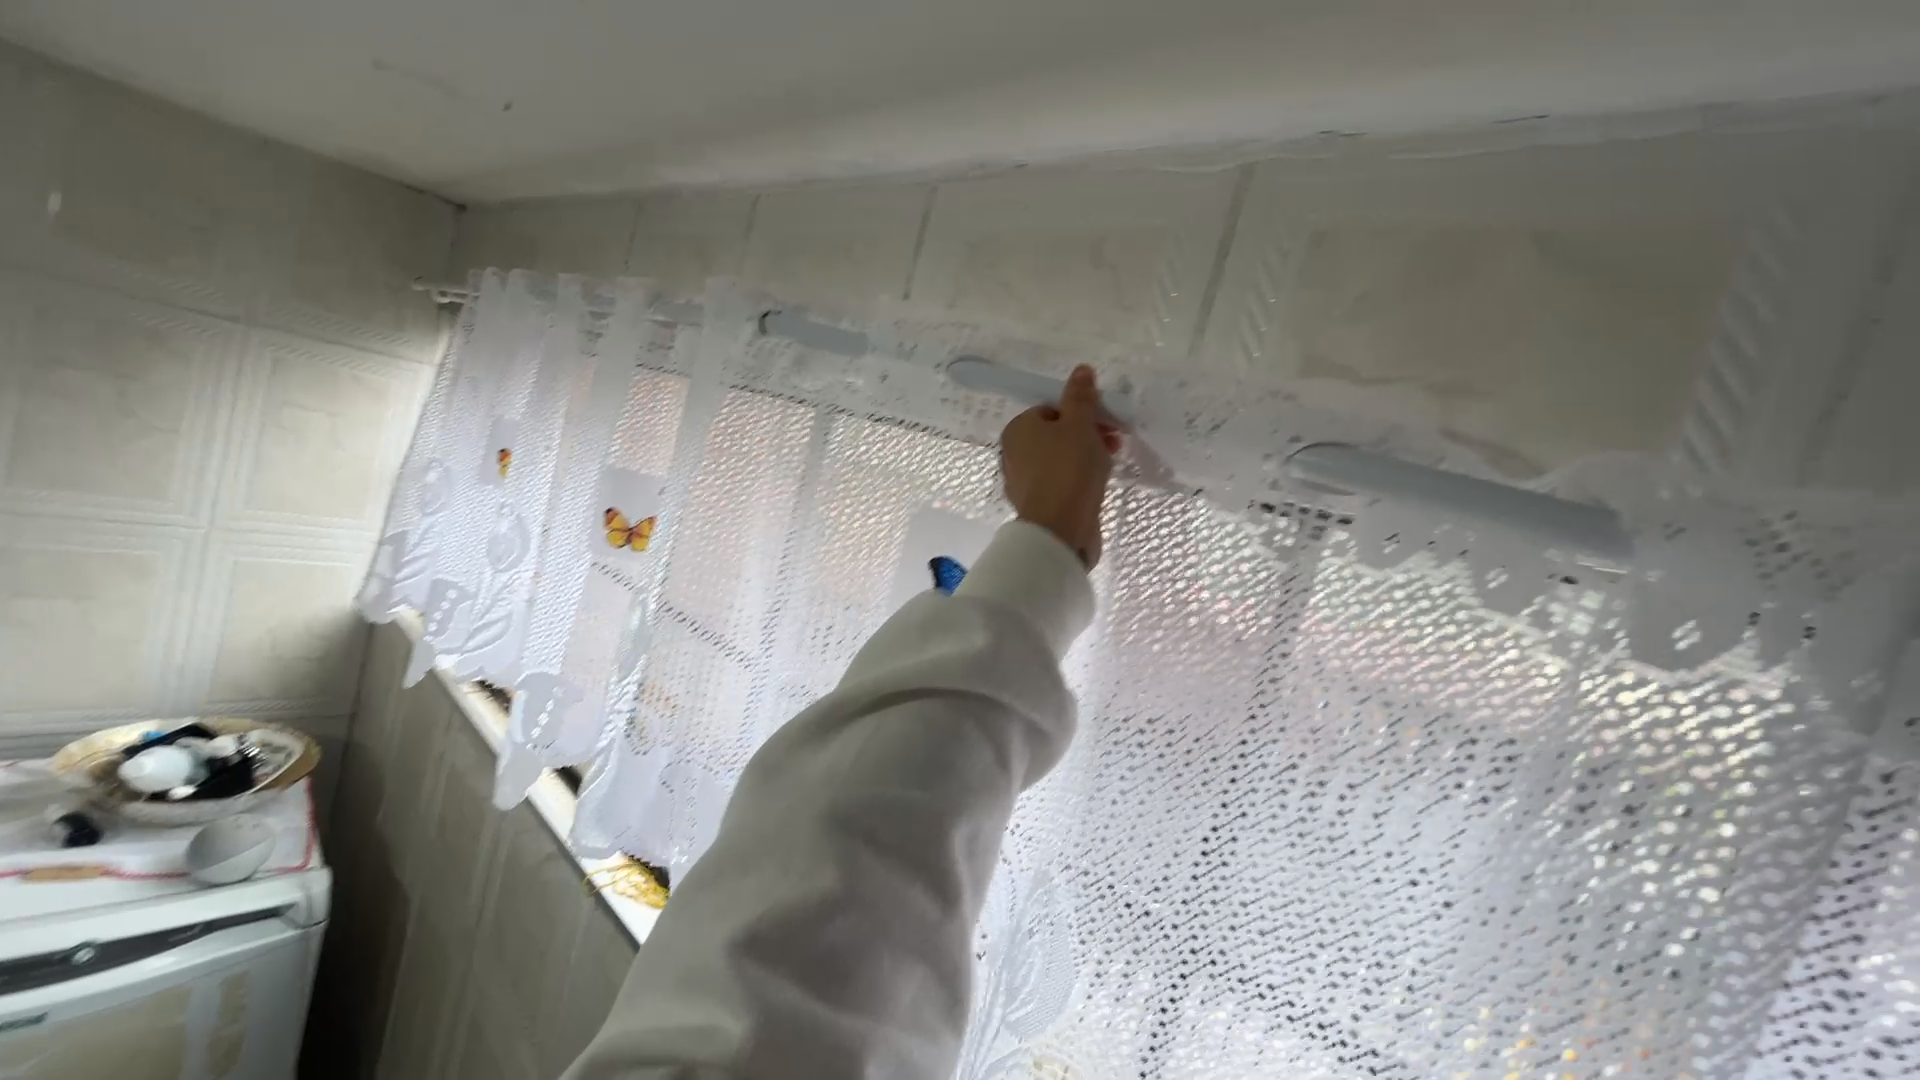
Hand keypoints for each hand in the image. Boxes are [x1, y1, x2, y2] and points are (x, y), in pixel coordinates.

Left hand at [999, 365, 1120, 568]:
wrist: (1058, 531)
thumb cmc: (1068, 470)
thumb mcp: (1079, 425)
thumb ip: (1081, 397)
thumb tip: (1081, 370)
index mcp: (1018, 429)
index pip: (1052, 410)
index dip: (1081, 414)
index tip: (1106, 424)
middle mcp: (1014, 454)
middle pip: (1057, 435)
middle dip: (1087, 437)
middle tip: (1113, 445)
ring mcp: (1023, 482)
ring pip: (1060, 461)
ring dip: (1086, 459)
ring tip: (1108, 467)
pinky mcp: (1037, 506)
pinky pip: (1061, 484)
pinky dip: (1078, 482)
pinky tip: (1095, 489)